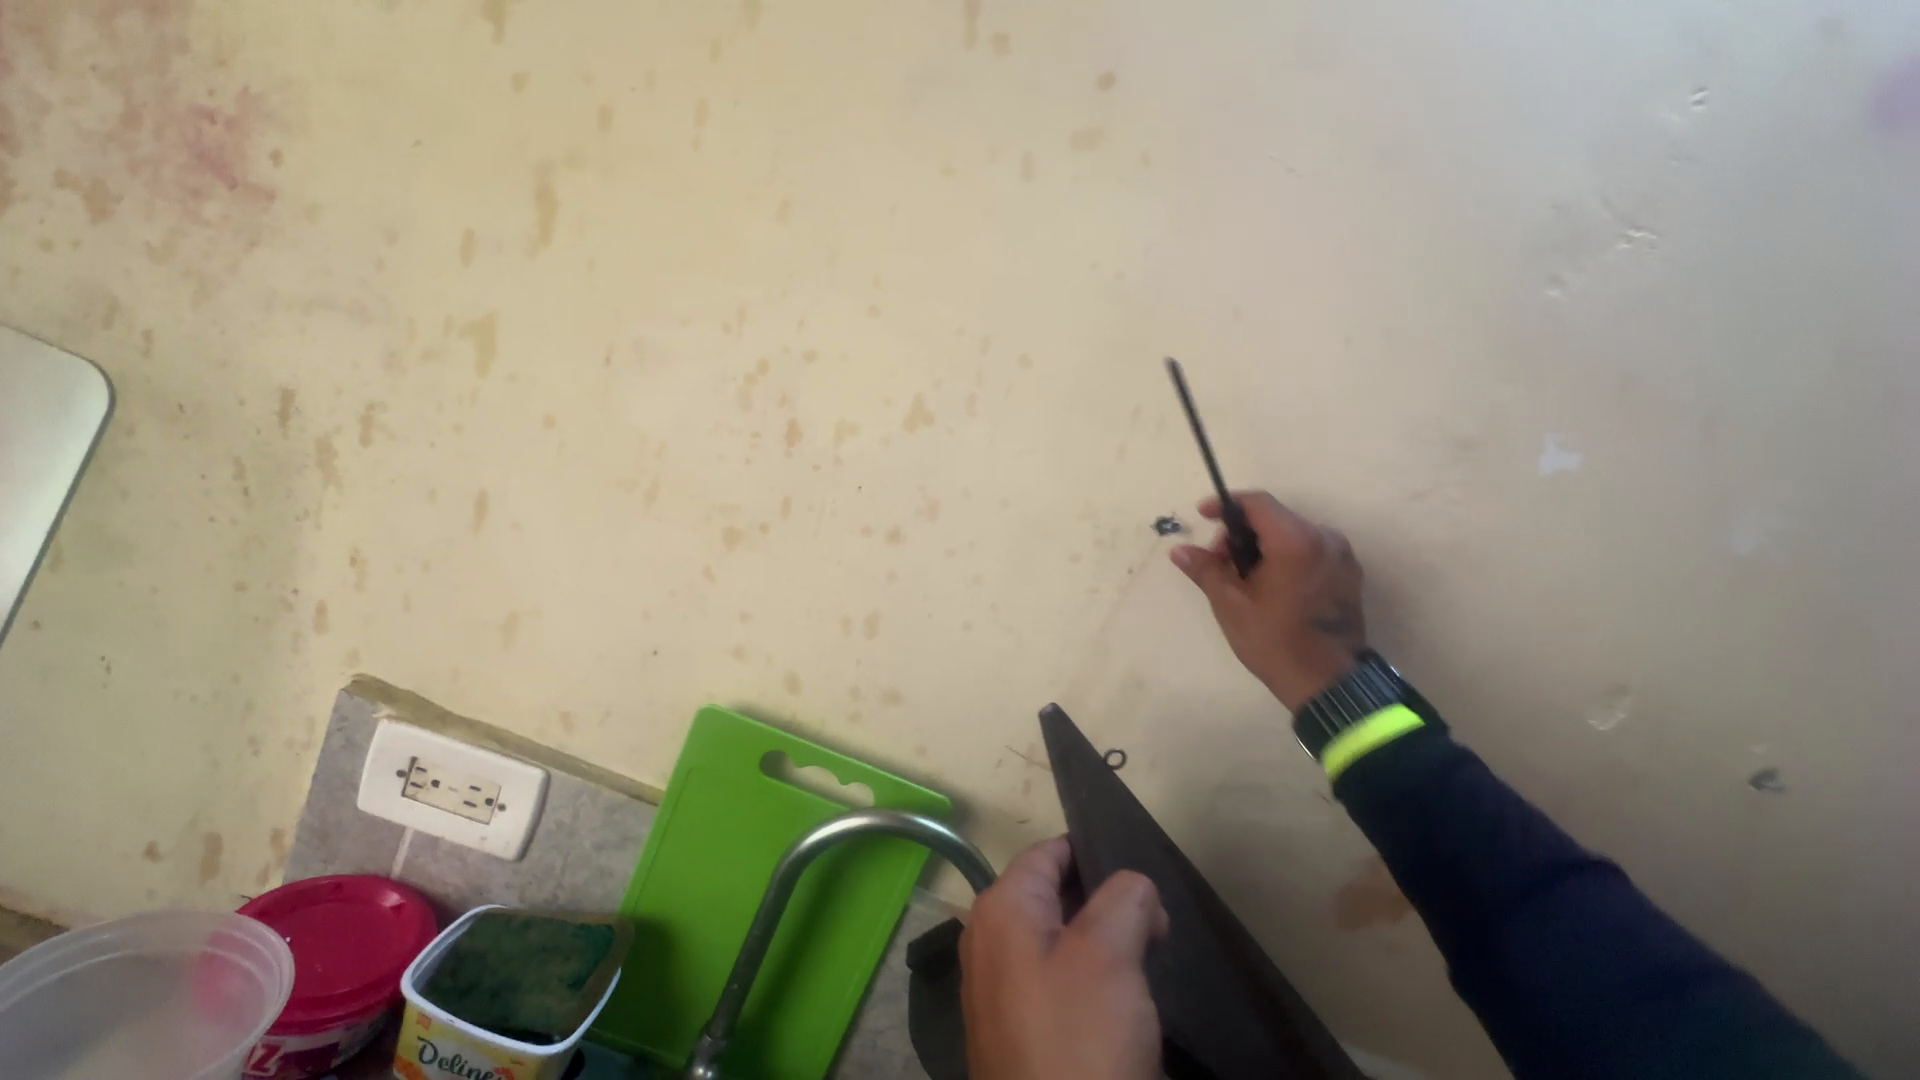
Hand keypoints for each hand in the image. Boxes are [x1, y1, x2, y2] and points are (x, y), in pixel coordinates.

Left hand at [961, 837, 1168, 1079]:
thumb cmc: (1079, 1039)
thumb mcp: (1109, 953)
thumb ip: (1125, 897)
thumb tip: (1134, 888)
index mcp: (1001, 908)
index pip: (1049, 852)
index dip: (1096, 854)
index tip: (1144, 874)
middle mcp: (990, 939)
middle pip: (1056, 894)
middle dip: (1108, 901)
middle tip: (1157, 924)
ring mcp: (1001, 987)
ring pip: (1062, 938)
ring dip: (1106, 942)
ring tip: (1149, 959)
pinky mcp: (1019, 1028)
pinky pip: (1059, 980)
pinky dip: (1093, 979)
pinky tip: (1126, 1000)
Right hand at [1170, 491, 1366, 710]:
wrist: (1328, 682)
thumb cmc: (1274, 641)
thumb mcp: (1231, 605)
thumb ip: (1206, 570)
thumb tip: (1179, 550)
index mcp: (1295, 541)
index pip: (1257, 503)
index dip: (1226, 505)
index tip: (1203, 515)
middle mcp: (1324, 538)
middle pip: (1275, 517)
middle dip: (1241, 533)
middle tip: (1220, 563)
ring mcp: (1341, 555)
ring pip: (1293, 533)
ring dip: (1264, 546)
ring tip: (1245, 579)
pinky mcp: (1348, 573)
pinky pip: (1311, 550)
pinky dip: (1287, 557)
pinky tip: (1271, 586)